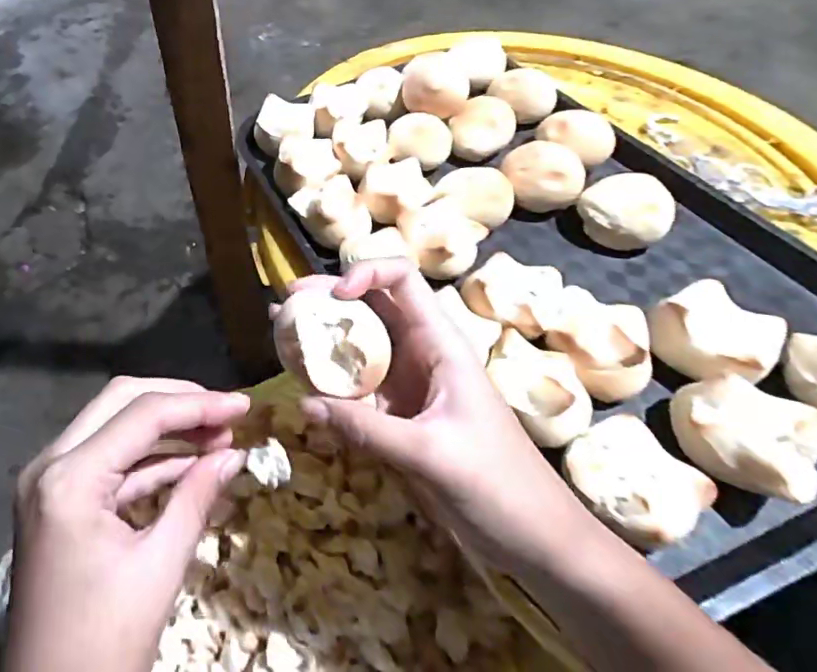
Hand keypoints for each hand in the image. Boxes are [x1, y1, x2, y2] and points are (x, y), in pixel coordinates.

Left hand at [2, 377, 249, 671]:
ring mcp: (47, 479)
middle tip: (227, 415)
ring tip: (218, 437)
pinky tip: (188, 461)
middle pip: (119, 403)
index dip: (197, 404)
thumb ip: (195, 500)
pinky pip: (104, 461)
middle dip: (177, 402)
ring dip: (163, 428)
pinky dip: (145, 458)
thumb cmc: (103, 645)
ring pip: (111, 425)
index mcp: (68, 478)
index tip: (243, 406)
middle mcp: (49, 464)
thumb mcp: (158, 570)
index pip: (140, 415)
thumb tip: (234, 456)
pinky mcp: (55, 499)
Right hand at [286, 259, 606, 577]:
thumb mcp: (433, 455)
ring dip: (320, 334)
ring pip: (358, 343)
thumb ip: (368, 430)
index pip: (403, 281)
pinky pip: (354, 384)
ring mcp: (406, 384)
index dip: (367, 274)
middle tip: (285, 302)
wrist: (538, 543)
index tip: (336, 297)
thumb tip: (304, 404)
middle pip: (370, 306)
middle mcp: (419, 354)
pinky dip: (325, 377)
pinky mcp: (396, 414)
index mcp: (440, 345)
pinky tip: (297, 379)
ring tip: (278, 330)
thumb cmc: (501, 486)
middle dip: (327, 297)